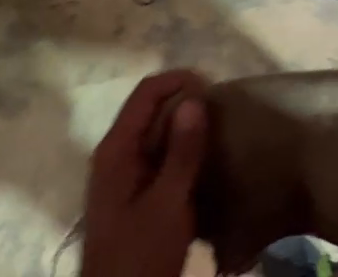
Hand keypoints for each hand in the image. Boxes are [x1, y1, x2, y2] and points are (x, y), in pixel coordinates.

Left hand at [81, 70, 207, 276]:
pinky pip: (157, 155)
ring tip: (220, 131)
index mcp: (116, 149)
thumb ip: (182, 151)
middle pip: (149, 108)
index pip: (146, 92)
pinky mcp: (132, 193)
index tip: (215, 88)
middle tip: (223, 110)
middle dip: (184, 102)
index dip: (179, 80)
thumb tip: (195, 99)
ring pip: (154, 132)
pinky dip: (179, 149)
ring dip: (184, 126)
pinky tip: (204, 161)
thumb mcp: (168, 204)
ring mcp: (121, 174)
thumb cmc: (140, 257)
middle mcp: (114, 154)